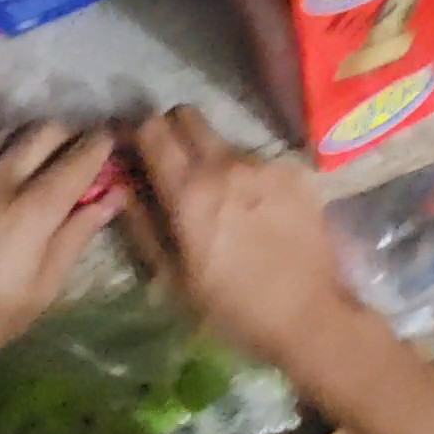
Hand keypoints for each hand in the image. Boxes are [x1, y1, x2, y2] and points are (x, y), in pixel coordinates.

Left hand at [0, 125, 124, 426]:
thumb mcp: (45, 283)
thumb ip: (78, 233)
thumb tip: (111, 198)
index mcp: (32, 208)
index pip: (78, 159)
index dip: (101, 146)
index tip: (115, 144)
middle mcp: (0, 180)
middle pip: (44, 131)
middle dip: (71, 135)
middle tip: (84, 157)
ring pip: (12, 136)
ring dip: (40, 141)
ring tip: (51, 165)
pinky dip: (12, 154)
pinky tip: (14, 181)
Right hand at [129, 108, 355, 367]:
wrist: (310, 317)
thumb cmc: (233, 308)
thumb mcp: (173, 279)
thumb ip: (142, 225)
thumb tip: (123, 185)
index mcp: (189, 190)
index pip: (152, 128)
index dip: (137, 133)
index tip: (134, 149)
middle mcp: (227, 164)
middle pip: (188, 116)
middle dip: (173, 131)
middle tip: (175, 165)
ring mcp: (267, 165)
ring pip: (227, 143)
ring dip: (216, 161)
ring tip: (227, 202)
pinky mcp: (298, 174)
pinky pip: (263, 163)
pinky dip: (253, 179)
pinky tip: (263, 213)